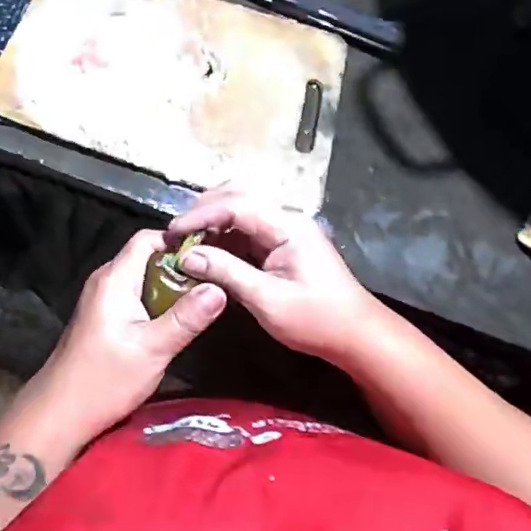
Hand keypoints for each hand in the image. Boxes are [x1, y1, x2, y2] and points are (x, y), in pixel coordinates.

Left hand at [15, 230, 227, 447]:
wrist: (58, 415)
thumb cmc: (104, 380)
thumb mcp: (153, 349)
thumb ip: (186, 318)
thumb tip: (220, 287)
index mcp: (114, 278)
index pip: (147, 238)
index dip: (178, 241)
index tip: (209, 254)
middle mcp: (106, 280)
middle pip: (147, 256)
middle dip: (179, 264)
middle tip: (212, 278)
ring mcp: (102, 298)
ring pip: (142, 277)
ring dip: (170, 284)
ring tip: (201, 296)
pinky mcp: (104, 316)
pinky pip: (135, 294)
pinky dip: (157, 299)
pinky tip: (177, 317)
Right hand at [168, 187, 388, 364]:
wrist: (356, 334)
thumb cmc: (317, 320)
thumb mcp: (268, 300)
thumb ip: (227, 273)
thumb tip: (187, 257)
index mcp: (287, 226)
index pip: (236, 204)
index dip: (201, 214)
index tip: (173, 231)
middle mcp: (286, 218)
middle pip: (238, 195)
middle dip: (204, 209)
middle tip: (177, 233)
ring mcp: (284, 229)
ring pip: (240, 209)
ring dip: (212, 221)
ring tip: (186, 242)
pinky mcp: (281, 244)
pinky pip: (246, 229)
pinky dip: (223, 236)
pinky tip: (206, 252)